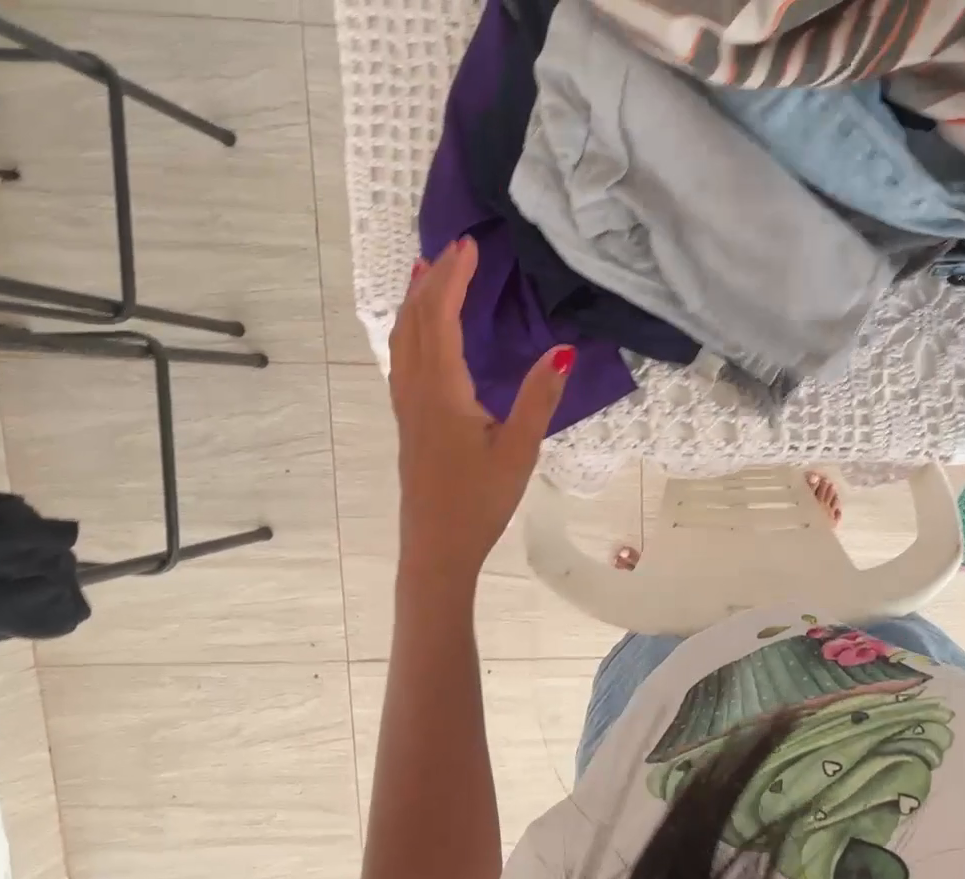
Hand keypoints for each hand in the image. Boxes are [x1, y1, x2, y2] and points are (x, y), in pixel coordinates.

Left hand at [387, 237, 572, 585]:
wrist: (437, 545)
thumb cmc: (480, 501)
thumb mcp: (519, 450)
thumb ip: (538, 398)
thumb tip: (562, 351)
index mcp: (442, 390)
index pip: (439, 316)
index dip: (452, 278)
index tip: (469, 246)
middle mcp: (415, 389)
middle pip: (414, 319)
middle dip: (431, 279)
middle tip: (455, 249)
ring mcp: (406, 405)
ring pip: (402, 338)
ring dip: (416, 301)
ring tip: (428, 273)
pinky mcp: (408, 420)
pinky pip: (403, 357)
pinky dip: (412, 328)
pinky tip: (424, 333)